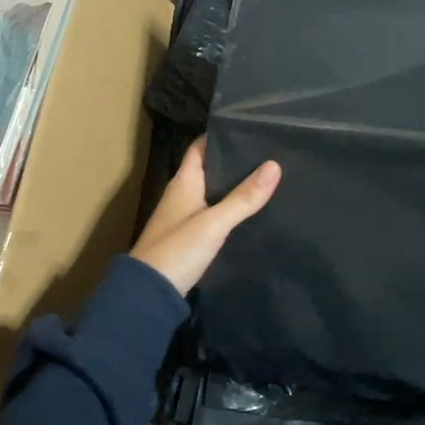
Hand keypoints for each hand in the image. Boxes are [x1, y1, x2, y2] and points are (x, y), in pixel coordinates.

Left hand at [130, 138, 280, 294]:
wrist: (149, 293)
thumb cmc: (177, 249)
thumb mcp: (214, 222)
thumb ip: (243, 197)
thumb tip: (274, 165)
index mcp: (183, 181)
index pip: (200, 147)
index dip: (221, 137)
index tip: (249, 131)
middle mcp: (181, 194)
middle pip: (208, 169)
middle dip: (233, 162)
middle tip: (266, 156)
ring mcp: (183, 216)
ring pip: (211, 193)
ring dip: (231, 187)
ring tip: (264, 181)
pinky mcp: (188, 238)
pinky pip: (211, 214)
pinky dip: (227, 210)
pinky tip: (247, 215)